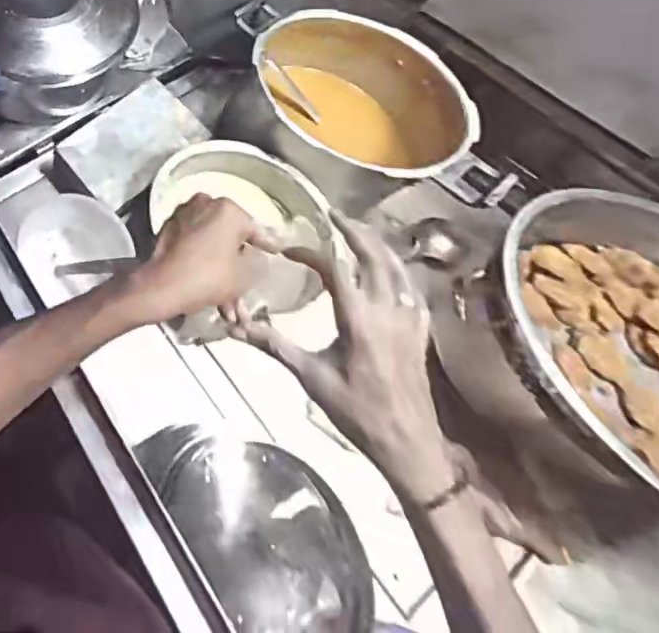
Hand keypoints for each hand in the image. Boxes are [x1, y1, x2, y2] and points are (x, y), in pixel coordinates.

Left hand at [125, 194, 273, 325]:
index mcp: (227, 209)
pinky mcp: (169, 231)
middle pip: (230, 240)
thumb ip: (258, 262)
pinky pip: (196, 248)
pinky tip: (214, 298)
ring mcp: (185, 216)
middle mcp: (205, 204)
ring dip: (222, 276)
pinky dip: (204, 267)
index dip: (266, 246)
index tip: (276, 251)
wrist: (162, 286)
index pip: (254, 230)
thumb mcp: (246, 275)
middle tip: (248, 291)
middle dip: (238, 271)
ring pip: (212, 248)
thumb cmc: (209, 276)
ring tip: (231, 311)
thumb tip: (256, 257)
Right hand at [233, 212, 451, 486]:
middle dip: (353, 230)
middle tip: (334, 214)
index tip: (290, 249)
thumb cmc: (357, 412)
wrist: (409, 444)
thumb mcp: (312, 378)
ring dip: (377, 243)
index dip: (310, 251)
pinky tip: (389, 266)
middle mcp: (388, 309)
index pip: (333, 268)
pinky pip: (412, 285)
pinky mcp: (422, 328)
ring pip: (397, 265)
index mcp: (359, 319)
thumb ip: (275, 346)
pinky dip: (397, 266)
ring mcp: (410, 317)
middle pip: (373, 254)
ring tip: (359, 229)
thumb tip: (236, 327)